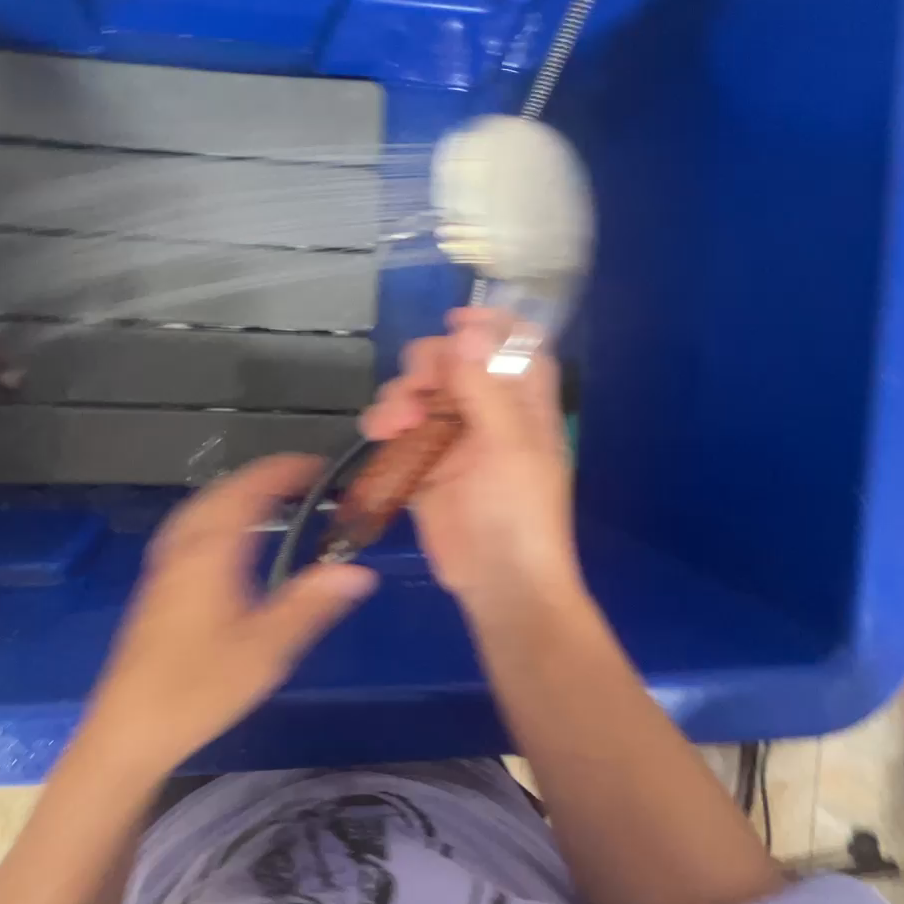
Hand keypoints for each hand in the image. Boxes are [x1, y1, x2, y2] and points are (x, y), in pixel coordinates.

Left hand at [82, 455, 377, 771]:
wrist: (129, 729)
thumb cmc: (198, 688)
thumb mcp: (266, 650)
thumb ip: (311, 605)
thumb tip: (359, 572)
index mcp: (210, 552)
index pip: (248, 490)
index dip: (283, 471)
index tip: (317, 467)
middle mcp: (183, 549)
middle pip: (220, 492)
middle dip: (261, 478)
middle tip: (300, 482)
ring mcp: (164, 568)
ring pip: (200, 509)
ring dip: (235, 495)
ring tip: (269, 501)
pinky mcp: (156, 588)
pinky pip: (189, 529)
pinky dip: (216, 516)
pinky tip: (227, 542)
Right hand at [360, 308, 582, 607]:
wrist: (499, 584)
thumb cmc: (520, 514)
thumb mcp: (510, 446)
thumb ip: (487, 387)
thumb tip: (467, 329)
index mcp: (524, 405)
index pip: (513, 347)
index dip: (489, 326)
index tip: (455, 320)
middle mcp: (489, 415)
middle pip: (455, 365)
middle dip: (429, 365)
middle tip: (418, 384)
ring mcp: (453, 441)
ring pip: (420, 396)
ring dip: (401, 397)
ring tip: (393, 422)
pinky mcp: (424, 468)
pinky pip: (400, 433)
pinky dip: (386, 426)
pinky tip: (379, 434)